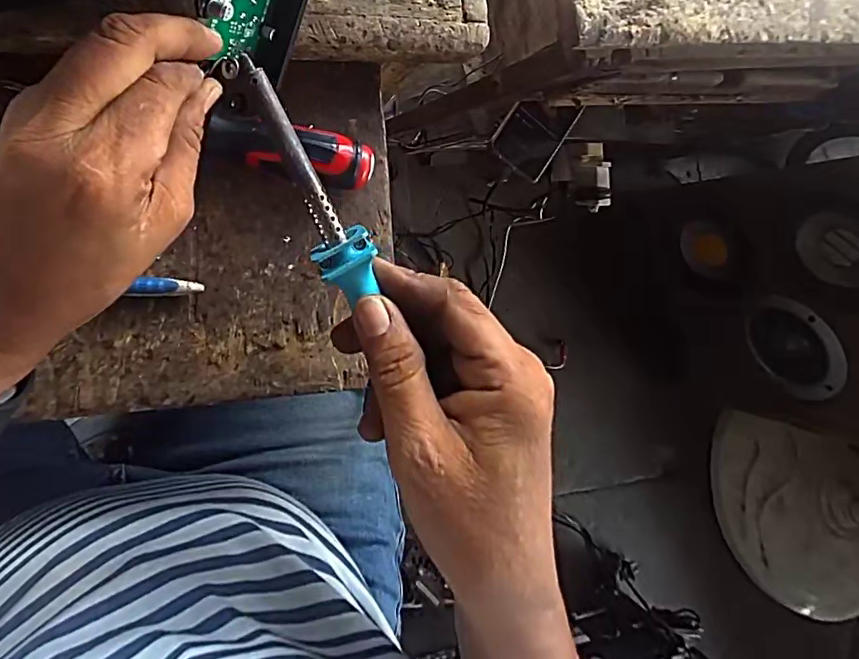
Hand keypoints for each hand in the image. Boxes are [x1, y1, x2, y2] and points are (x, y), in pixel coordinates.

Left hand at [0, 14, 222, 398]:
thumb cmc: (84, 274)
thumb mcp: (163, 219)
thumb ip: (187, 146)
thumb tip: (203, 92)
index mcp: (105, 164)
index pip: (161, 83)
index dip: (193, 69)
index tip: (213, 70)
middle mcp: (60, 127)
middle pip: (120, 40)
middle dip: (171, 30)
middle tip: (204, 41)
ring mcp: (30, 114)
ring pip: (96, 44)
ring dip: (143, 44)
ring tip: (176, 64)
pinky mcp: (18, 112)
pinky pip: (78, 66)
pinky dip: (116, 63)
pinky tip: (138, 86)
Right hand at [332, 262, 573, 657]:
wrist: (502, 586)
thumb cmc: (469, 526)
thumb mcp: (419, 443)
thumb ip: (395, 368)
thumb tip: (372, 306)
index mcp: (511, 373)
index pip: (451, 302)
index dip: (400, 282)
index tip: (355, 273)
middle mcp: (515, 368)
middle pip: (444, 321)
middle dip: (391, 330)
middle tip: (343, 340)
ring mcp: (506, 385)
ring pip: (438, 348)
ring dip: (396, 370)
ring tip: (370, 414)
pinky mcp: (493, 402)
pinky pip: (444, 374)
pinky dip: (410, 389)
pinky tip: (387, 422)